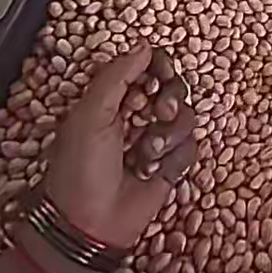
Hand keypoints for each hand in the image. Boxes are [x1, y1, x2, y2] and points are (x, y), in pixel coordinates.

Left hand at [40, 42, 196, 249]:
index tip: (162, 74)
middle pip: (174, 87)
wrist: (87, 226)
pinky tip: (152, 171)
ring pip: (187, 118)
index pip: (149, 66)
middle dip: (171, 99)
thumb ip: (118, 75)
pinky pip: (190, 147)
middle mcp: (139, 114)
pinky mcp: (170, 165)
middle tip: (160, 113)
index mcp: (116, 97)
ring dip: (168, 134)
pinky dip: (173, 158)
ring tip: (147, 154)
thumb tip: (144, 46)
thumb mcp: (91, 115)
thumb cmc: (81, 168)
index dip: (160, 66)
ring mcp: (156, 139)